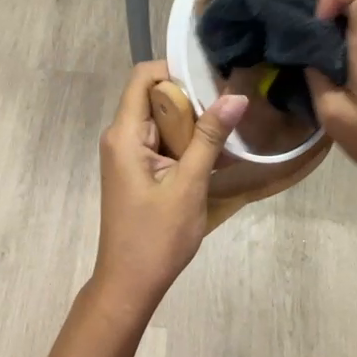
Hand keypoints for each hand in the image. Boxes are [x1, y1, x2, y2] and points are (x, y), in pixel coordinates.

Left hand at [92, 61, 246, 306]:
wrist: (129, 286)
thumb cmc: (156, 237)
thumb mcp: (189, 185)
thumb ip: (210, 138)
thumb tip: (236, 97)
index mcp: (125, 134)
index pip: (143, 77)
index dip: (175, 70)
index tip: (211, 81)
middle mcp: (121, 136)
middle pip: (156, 96)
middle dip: (192, 99)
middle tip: (229, 108)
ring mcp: (128, 153)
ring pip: (162, 119)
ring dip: (193, 124)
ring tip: (229, 131)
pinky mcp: (137, 169)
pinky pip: (162, 141)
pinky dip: (187, 144)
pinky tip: (216, 156)